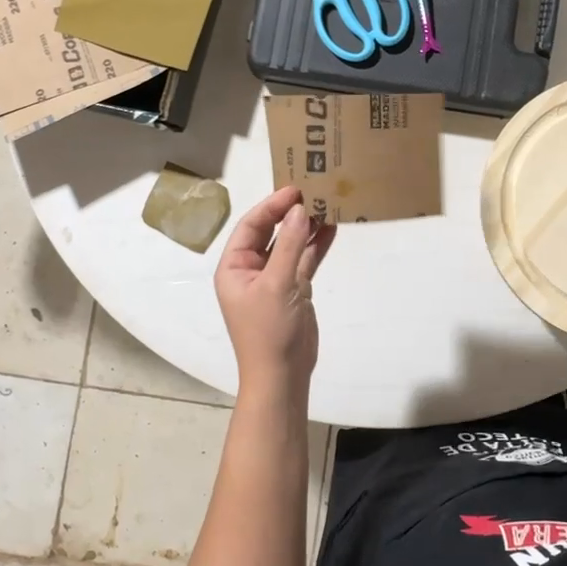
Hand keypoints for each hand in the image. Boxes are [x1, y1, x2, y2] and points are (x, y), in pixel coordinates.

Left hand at [214, 187, 336, 397]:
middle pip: (270, 232)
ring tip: (327, 204)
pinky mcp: (294, 290)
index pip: (250, 226)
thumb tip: (299, 209)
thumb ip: (289, 245)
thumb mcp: (277, 284)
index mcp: (234, 267)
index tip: (295, 189)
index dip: (271, 206)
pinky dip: (316, 245)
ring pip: (290, 244)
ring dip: (306, 227)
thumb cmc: (269, 330)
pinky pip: (304, 260)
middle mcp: (251, 269)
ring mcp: (273, 279)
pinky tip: (332, 228)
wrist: (282, 375)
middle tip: (314, 191)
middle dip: (290, 213)